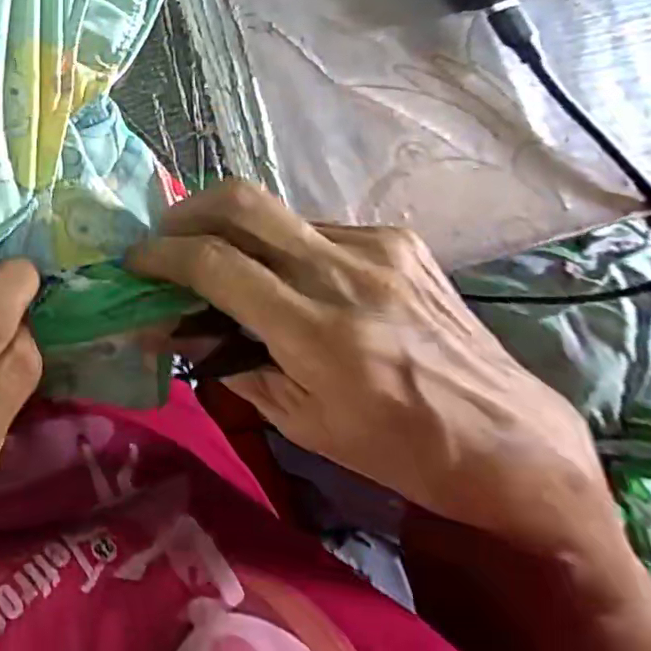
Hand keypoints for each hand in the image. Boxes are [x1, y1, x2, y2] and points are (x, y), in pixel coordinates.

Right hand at [127, 181, 612, 551]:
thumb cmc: (398, 448)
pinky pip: (313, 227)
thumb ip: (222, 361)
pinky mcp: (398, 241)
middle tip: (166, 240)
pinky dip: (281, 245)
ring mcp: (376, 249)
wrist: (517, 446)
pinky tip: (292, 278)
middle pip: (238, 202)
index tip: (133, 263)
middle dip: (184, 212)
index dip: (159, 255)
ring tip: (223, 262)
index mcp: (317, 331)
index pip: (213, 263)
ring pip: (272, 210)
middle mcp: (344, 274)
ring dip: (230, 229)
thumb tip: (159, 327)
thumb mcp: (298, 418)